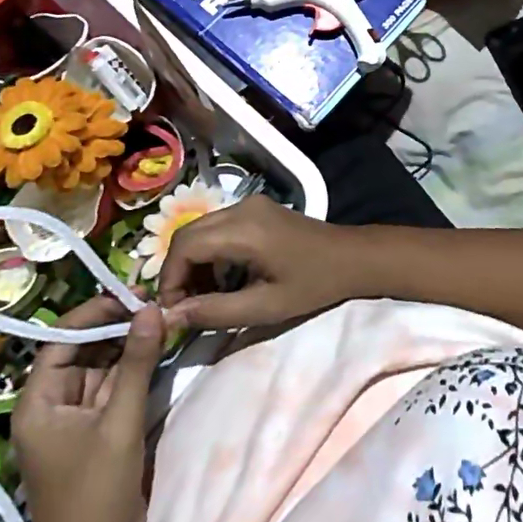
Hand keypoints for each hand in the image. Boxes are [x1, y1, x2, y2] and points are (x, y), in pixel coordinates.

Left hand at [12, 299, 168, 521]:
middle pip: (82, 352)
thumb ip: (136, 363)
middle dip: (117, 327)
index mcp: (37, 403)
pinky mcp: (98, 430)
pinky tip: (157, 347)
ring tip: (161, 317)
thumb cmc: (96, 492)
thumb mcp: (120, 422)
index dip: (92, 314)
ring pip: (102, 367)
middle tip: (155, 302)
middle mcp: (52, 406)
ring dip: (129, 345)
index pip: (59, 341)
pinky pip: (114, 387)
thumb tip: (152, 308)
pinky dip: (134, 368)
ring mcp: (76, 419)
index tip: (131, 294)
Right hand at [157, 196, 362, 330]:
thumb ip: (215, 311)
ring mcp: (250, 204)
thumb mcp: (265, 307)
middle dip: (178, 271)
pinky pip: (218, 227)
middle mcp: (242, 208)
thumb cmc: (314, 284)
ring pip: (200, 229)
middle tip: (184, 307)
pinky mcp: (257, 208)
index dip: (170, 279)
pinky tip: (222, 279)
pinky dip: (210, 252)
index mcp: (243, 229)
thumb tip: (171, 317)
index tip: (174, 311)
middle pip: (187, 233)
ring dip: (193, 262)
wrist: (352, 257)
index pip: (184, 246)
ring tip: (202, 298)